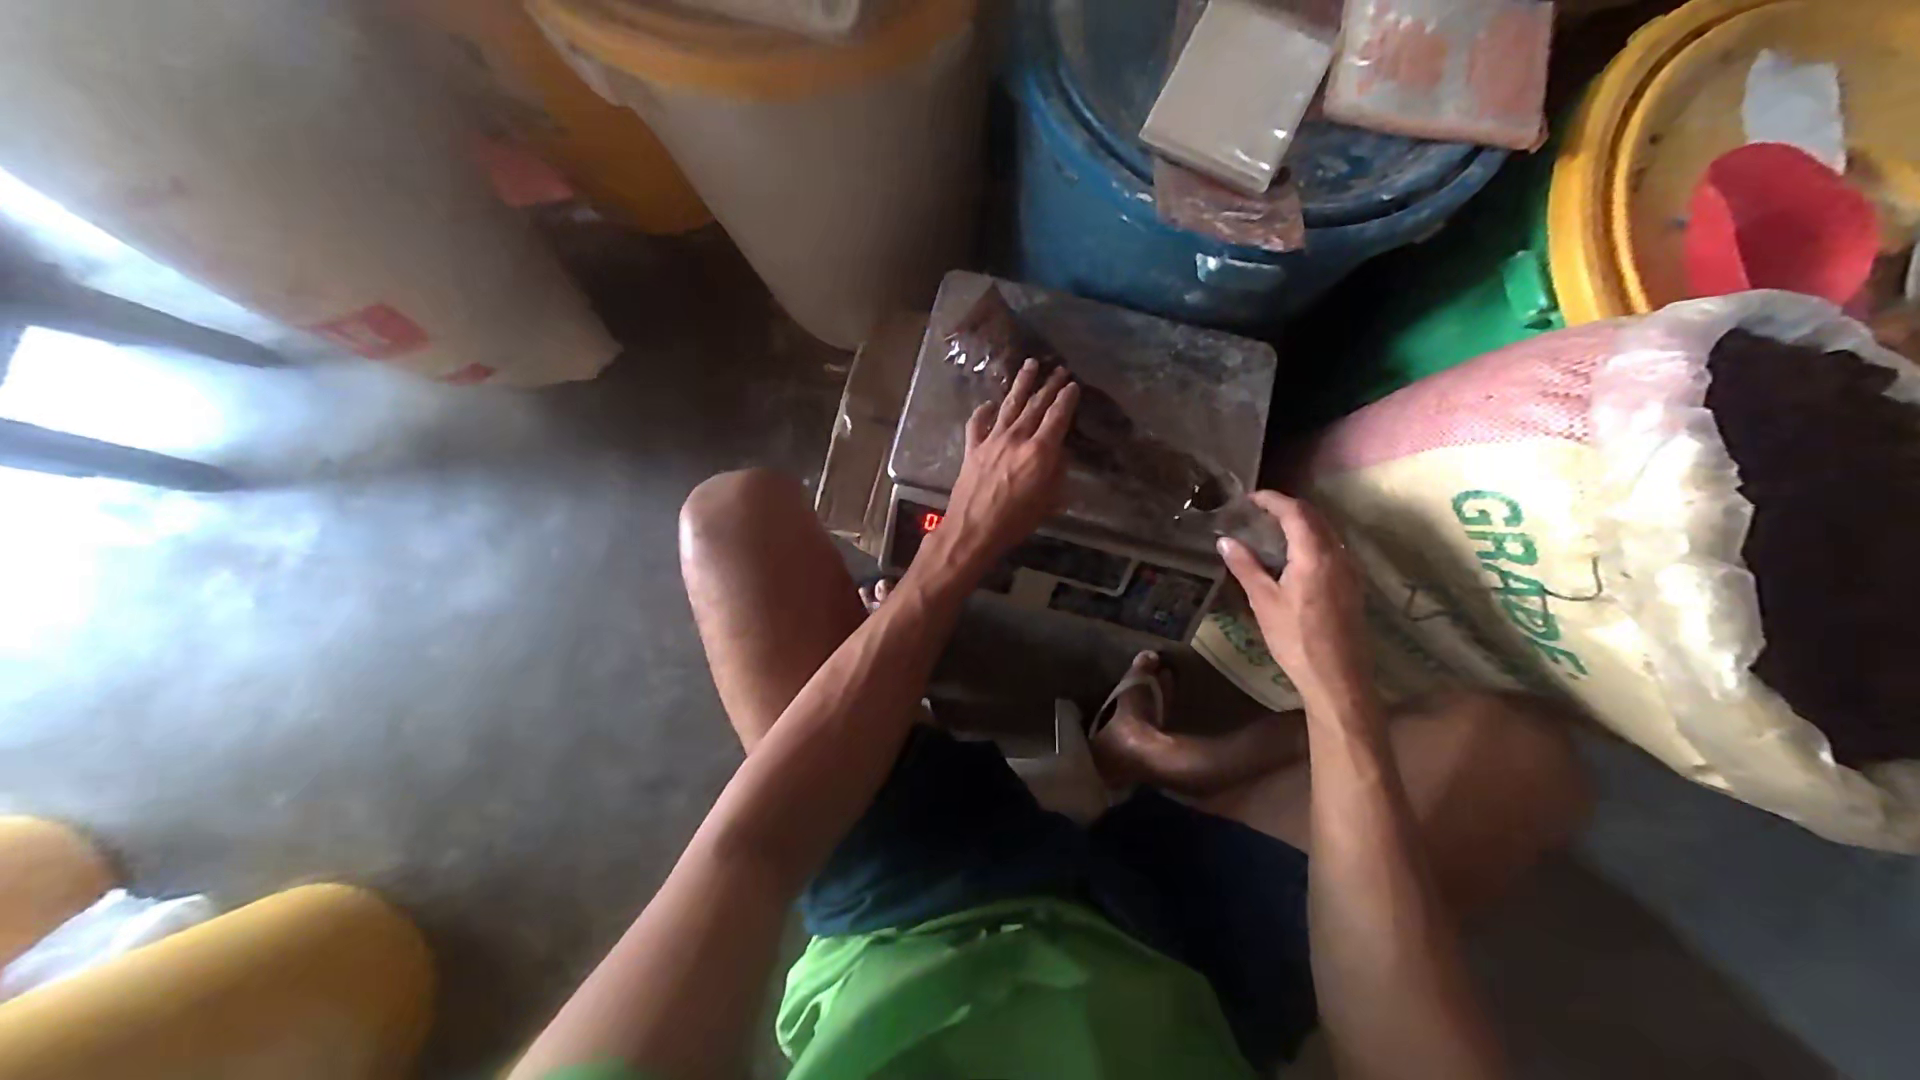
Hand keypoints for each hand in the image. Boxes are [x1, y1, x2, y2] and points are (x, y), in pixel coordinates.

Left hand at [932, 359, 1078, 573]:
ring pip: (1009, 405)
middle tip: (1058, 369)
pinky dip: (984, 411)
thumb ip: (1056, 473)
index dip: (1067, 399)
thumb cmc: (1015, 522)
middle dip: (1049, 385)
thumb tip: (1059, 454)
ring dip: (1021, 384)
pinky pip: (978, 424)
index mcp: (1039, 452)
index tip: (1073, 385)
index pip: (1057, 417)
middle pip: (1035, 405)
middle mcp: (1016, 438)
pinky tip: (989, 404)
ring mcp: (992, 440)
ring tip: (1030, 365)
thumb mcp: (1048, 502)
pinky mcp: (972, 448)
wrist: (973, 530)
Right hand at [1217, 491, 1372, 712]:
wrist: (1337, 677)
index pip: (1295, 512)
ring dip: (1302, 522)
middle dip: (1287, 507)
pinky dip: (1312, 539)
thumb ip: (1246, 567)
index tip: (1250, 498)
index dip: (1273, 500)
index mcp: (1315, 555)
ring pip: (1327, 531)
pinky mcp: (1353, 584)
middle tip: (1258, 511)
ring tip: (1272, 529)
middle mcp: (1338, 555)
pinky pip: (1333, 547)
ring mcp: (1350, 570)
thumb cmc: (1296, 639)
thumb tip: (1225, 541)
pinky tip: (1294, 555)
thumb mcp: (1264, 602)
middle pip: (1315, 517)